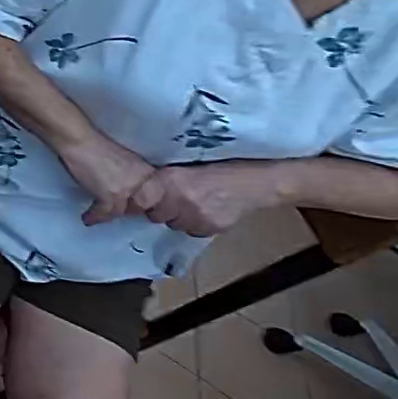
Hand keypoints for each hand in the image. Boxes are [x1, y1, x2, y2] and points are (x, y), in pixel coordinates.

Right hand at [60, 137, 156, 224]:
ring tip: (96, 216)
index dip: (141, 203)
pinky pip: (105, 213)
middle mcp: (141, 181)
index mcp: (146, 170)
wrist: (80, 141)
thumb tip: (125, 189)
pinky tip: (88, 217)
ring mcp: (126, 189)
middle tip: (113, 211)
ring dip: (107, 215)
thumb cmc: (96, 146)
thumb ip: (131, 175)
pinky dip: (95, 216)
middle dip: (127, 211)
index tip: (131, 206)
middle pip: (139, 206)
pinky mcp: (111, 195)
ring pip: (121, 211)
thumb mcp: (123, 161)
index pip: (153, 195)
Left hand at [128, 161, 287, 236]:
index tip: (144, 201)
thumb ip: (162, 180)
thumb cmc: (218, 168)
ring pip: (174, 225)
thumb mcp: (184, 166)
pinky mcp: (210, 228)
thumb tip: (140, 194)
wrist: (257, 180)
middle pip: (155, 216)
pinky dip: (195, 224)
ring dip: (178, 218)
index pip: (140, 201)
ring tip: (192, 205)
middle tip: (172, 201)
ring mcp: (196, 215)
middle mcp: (180, 198)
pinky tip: (206, 212)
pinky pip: (192, 231)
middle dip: (160, 210)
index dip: (140, 203)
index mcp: (170, 179)